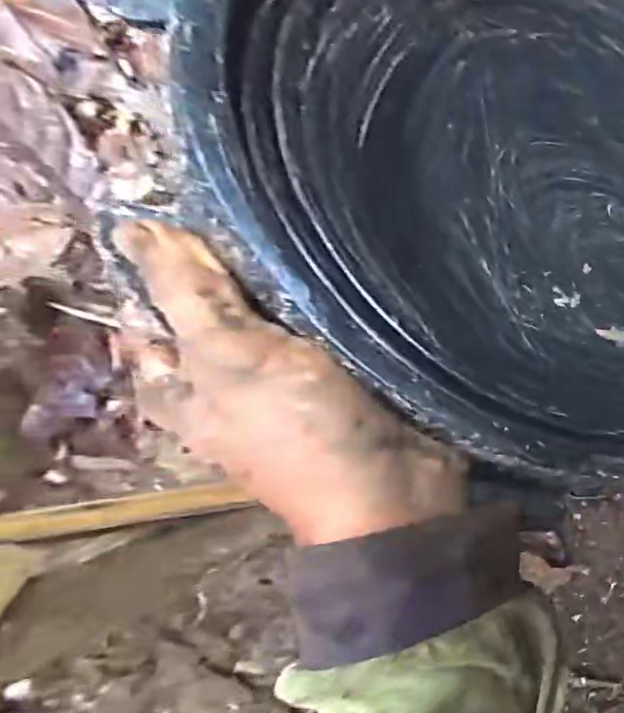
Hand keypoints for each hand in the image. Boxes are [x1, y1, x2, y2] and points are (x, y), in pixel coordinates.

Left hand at [115, 221, 466, 544]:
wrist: (396, 490)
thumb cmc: (303, 433)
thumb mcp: (234, 360)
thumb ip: (192, 298)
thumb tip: (138, 227)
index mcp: (182, 380)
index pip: (160, 309)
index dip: (174, 265)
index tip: (213, 223)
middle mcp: (235, 382)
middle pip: (231, 314)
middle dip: (251, 277)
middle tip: (285, 231)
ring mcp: (302, 388)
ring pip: (295, 327)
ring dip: (311, 298)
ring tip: (333, 252)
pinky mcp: (360, 390)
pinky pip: (348, 344)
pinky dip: (355, 321)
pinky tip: (370, 296)